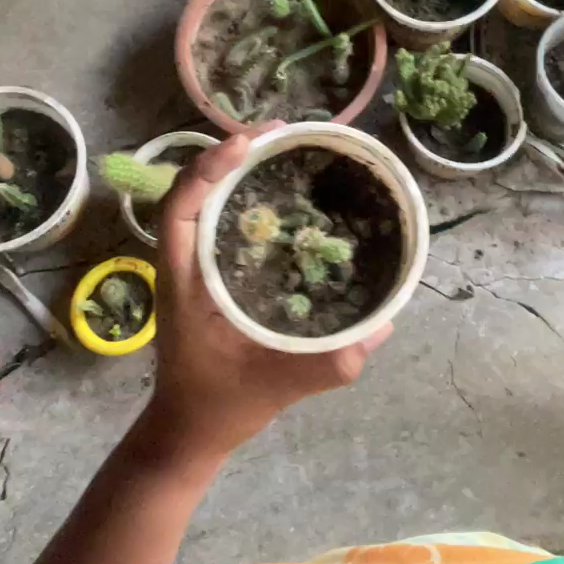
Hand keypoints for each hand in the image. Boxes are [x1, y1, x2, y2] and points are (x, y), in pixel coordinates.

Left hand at [147, 124, 391, 459]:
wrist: (187, 430)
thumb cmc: (219, 404)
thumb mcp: (277, 385)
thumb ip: (329, 363)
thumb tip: (383, 323)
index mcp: (184, 281)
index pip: (180, 208)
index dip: (208, 168)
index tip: (249, 143)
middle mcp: (183, 263)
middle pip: (193, 191)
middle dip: (231, 154)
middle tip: (282, 132)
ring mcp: (192, 267)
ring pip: (205, 201)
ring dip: (237, 170)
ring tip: (283, 148)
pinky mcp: (207, 273)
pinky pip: (219, 220)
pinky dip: (242, 194)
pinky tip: (280, 192)